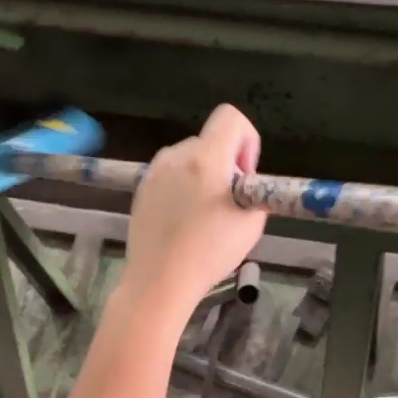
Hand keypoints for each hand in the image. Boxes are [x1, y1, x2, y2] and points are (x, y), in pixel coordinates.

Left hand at [118, 105, 265, 313]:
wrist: (159, 281)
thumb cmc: (209, 253)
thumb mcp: (251, 224)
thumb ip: (255, 192)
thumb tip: (244, 182)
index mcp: (205, 158)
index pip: (230, 117)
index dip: (247, 140)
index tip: (244, 174)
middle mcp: (176, 155)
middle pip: (210, 141)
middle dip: (225, 163)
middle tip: (228, 203)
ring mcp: (154, 171)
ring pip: (189, 158)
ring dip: (203, 175)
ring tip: (204, 214)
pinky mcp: (141, 188)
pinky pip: (170, 174)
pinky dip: (182, 187)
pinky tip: (183, 221)